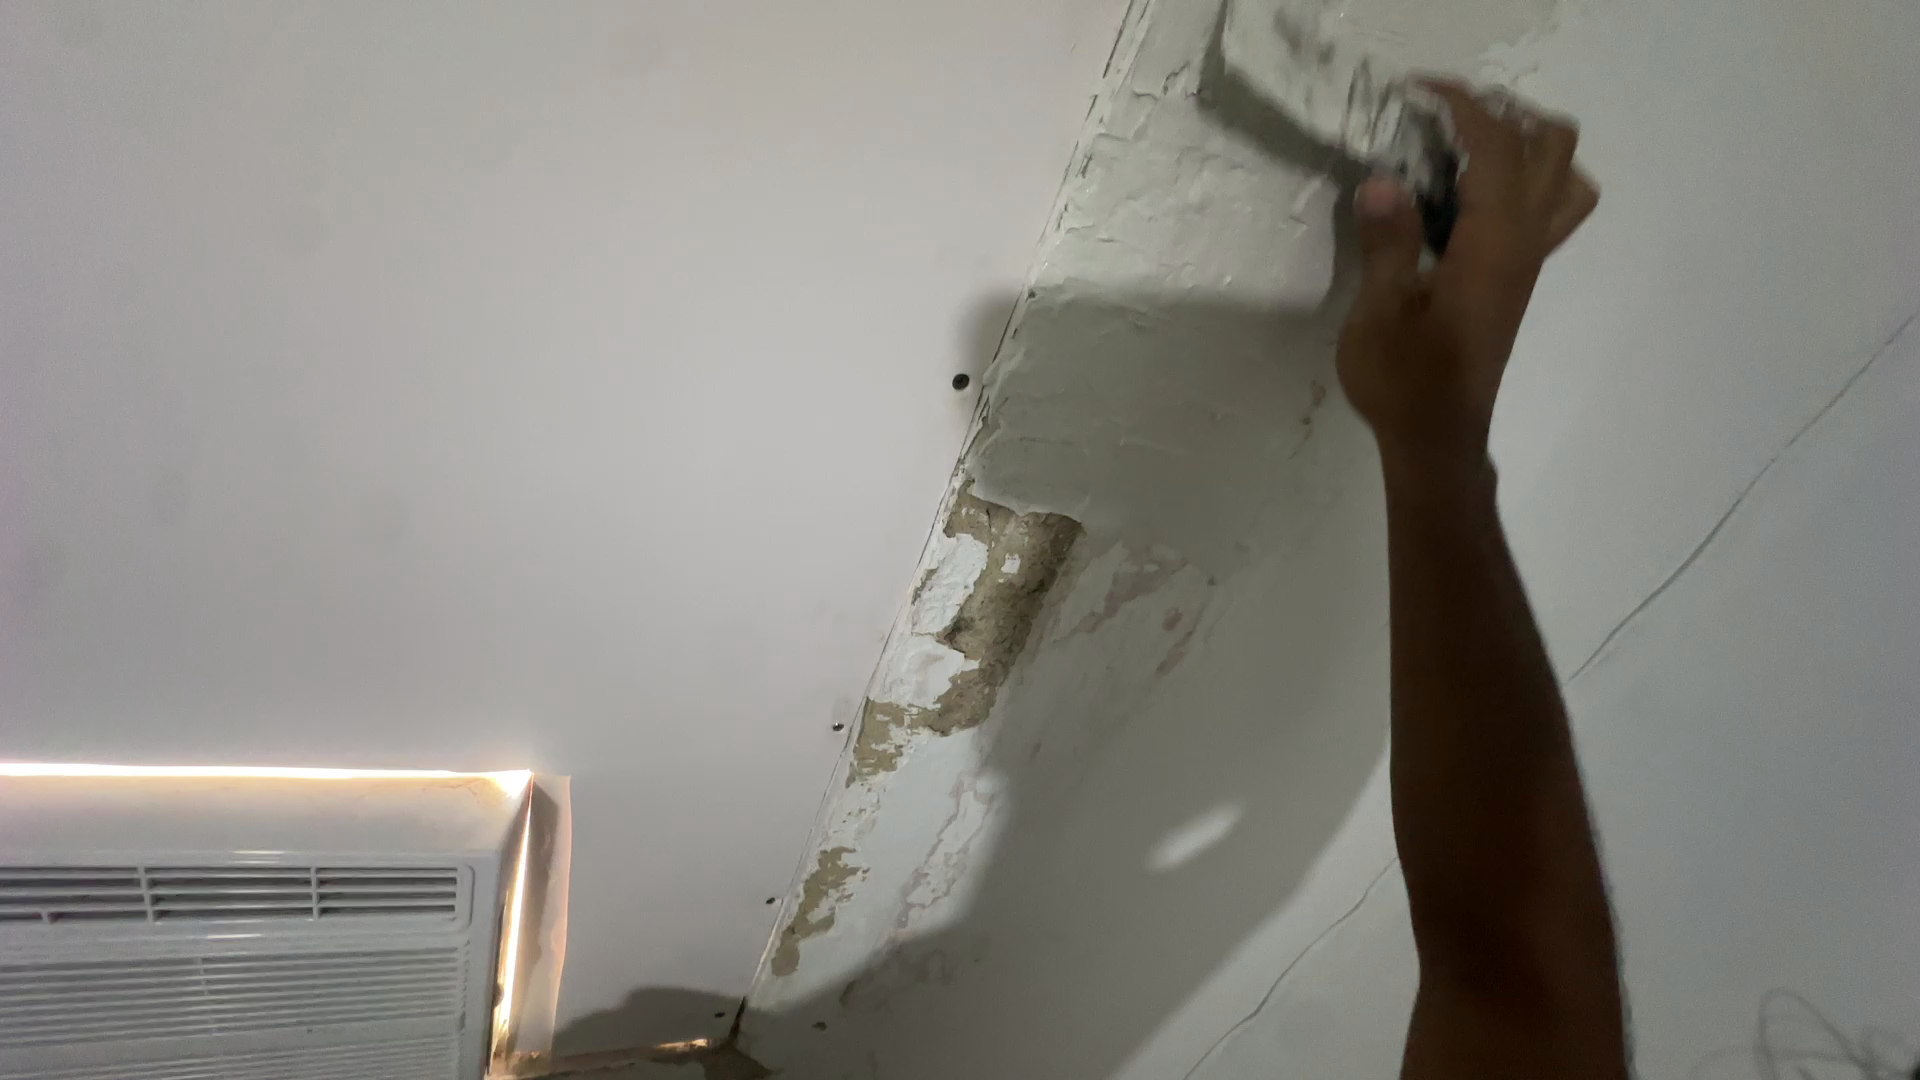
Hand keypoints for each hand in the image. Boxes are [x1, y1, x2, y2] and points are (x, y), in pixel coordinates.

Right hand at [1337, 80, 1598, 478]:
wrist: (1436, 436)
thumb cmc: (1403, 381)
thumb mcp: (1378, 316)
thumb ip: (1387, 245)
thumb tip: (1382, 180)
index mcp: (1493, 245)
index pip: (1495, 148)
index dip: (1461, 107)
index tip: (1418, 90)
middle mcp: (1525, 244)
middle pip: (1550, 146)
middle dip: (1500, 116)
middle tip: (1438, 123)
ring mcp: (1528, 263)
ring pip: (1563, 175)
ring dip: (1523, 145)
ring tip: (1463, 154)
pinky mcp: (1517, 281)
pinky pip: (1549, 207)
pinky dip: (1522, 181)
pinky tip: (1469, 204)